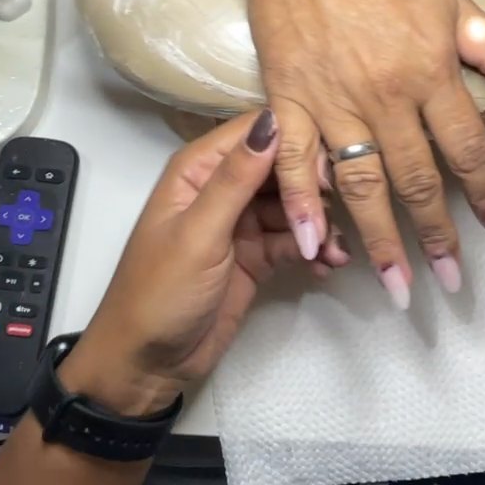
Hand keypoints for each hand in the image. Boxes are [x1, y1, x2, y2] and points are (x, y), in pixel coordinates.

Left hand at [63, 110, 344, 416]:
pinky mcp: (257, 255)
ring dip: (317, 224)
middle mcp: (222, 187)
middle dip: (311, 187)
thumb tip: (271, 120)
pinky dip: (312, 250)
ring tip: (334, 250)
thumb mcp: (199, 233)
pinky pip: (294, 240)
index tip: (325, 163)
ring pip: (292, 206)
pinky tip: (328, 265)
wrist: (148, 364)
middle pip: (280, 168)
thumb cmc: (159, 292)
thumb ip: (236, 179)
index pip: (254, 133)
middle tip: (336, 212)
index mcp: (198, 169)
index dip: (293, 141)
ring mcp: (241, 222)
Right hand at [235, 0, 484, 309]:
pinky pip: (295, 164)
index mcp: (429, 70)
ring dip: (382, 240)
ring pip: (362, 185)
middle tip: (453, 282)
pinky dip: (302, 206)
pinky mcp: (287, 101)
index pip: (468, 149)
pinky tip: (314, 247)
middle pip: (418, 180)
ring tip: (397, 287)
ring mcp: (331, 104)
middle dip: (439, 235)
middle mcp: (384, 98)